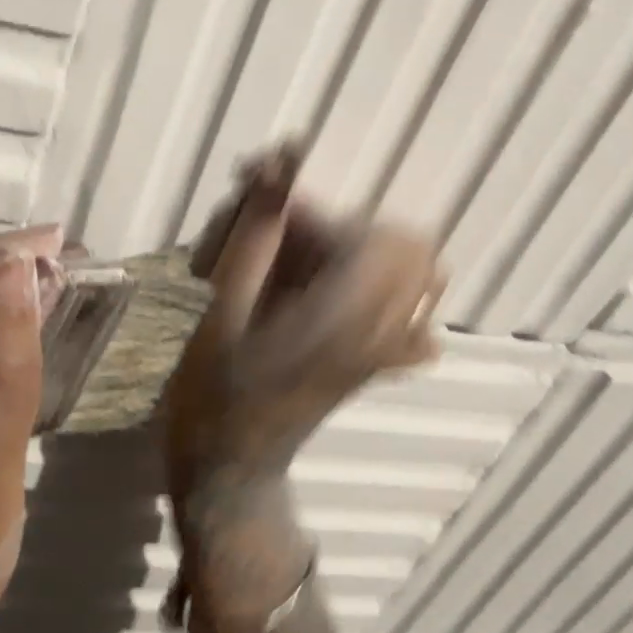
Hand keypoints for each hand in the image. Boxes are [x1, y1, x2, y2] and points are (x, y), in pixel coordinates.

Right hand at [162, 155, 443, 484]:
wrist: (232, 467)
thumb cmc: (213, 391)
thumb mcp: (221, 311)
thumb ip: (255, 237)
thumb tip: (276, 166)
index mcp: (344, 319)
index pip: (367, 234)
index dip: (314, 208)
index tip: (263, 205)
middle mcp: (384, 332)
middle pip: (406, 245)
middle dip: (343, 225)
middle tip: (284, 237)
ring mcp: (391, 351)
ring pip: (418, 272)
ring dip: (365, 248)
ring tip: (308, 259)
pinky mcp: (383, 361)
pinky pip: (416, 309)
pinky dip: (385, 284)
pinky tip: (338, 291)